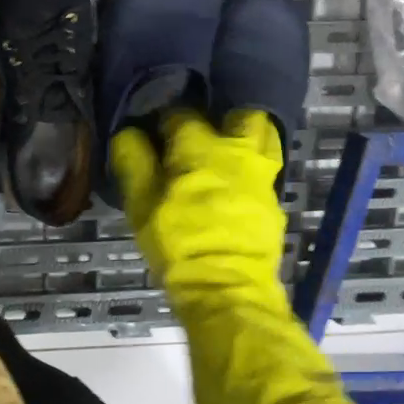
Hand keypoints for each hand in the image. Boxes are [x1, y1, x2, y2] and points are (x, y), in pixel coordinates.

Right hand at [111, 108, 287, 289]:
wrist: (227, 289)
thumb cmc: (177, 243)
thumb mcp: (140, 205)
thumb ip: (134, 163)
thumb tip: (129, 133)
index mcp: (200, 148)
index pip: (181, 114)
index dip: (164, 118)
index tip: (153, 130)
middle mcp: (238, 153)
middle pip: (243, 116)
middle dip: (224, 119)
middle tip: (204, 136)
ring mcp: (262, 178)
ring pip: (264, 141)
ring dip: (247, 141)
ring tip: (225, 158)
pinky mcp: (274, 205)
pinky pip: (264, 175)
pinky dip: (249, 175)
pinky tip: (233, 191)